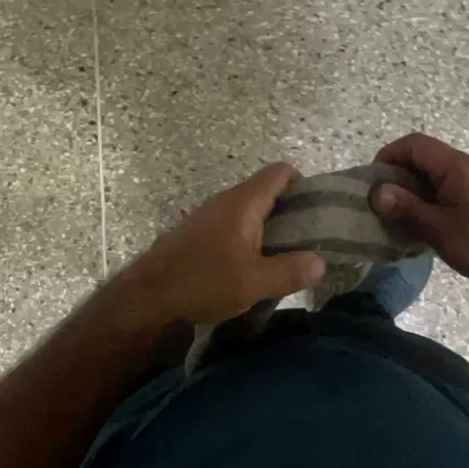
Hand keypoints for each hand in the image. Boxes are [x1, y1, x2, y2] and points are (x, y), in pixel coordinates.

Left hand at [103, 163, 326, 326]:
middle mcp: (226, 201)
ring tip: (284, 259)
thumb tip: (320, 262)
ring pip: (250, 212)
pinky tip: (251, 268)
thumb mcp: (254, 282)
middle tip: (308, 242)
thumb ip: (291, 271)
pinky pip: (233, 226)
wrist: (148, 295)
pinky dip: (249, 239)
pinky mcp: (198, 233)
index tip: (316, 213)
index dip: (303, 184)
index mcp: (244, 202)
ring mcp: (209, 216)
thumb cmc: (203, 281)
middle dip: (290, 213)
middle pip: (267, 192)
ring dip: (269, 229)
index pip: (280, 172)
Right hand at [369, 132, 468, 286]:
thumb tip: (377, 192)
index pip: (414, 144)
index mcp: (458, 166)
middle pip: (426, 156)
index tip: (374, 182)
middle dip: (400, 175)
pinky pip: (452, 184)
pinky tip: (431, 222)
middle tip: (385, 203)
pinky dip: (434, 196)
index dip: (389, 156)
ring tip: (405, 216)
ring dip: (417, 189)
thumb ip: (406, 208)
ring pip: (438, 172)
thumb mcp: (439, 229)